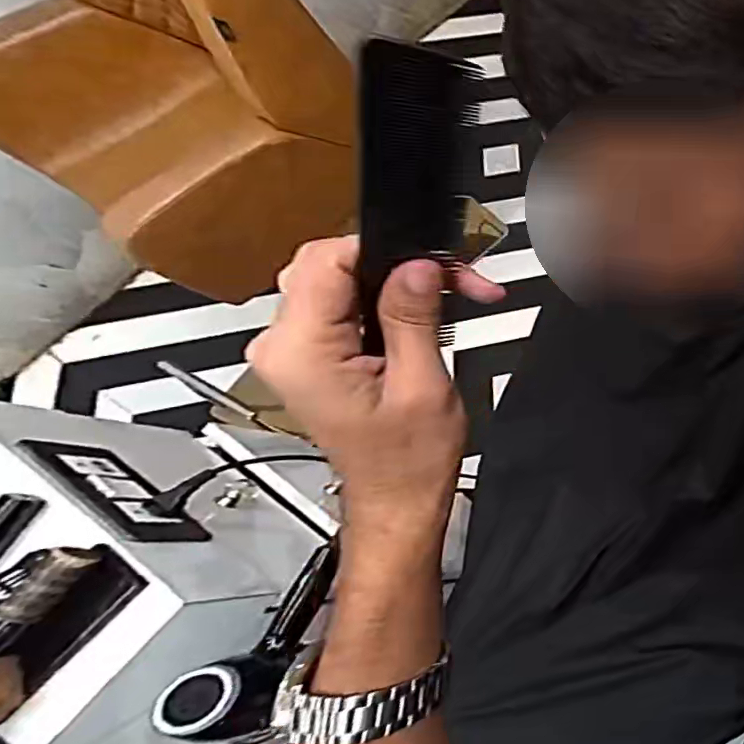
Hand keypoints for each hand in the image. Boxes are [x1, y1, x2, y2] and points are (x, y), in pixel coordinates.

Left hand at [245, 237, 503, 535]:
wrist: (399, 492)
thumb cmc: (408, 455)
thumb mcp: (422, 383)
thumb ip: (412, 319)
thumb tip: (414, 268)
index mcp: (301, 352)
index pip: (325, 263)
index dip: (385, 251)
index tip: (436, 263)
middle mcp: (285, 347)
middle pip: (333, 266)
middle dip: (403, 263)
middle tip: (459, 279)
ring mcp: (298, 350)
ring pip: (346, 281)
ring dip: (406, 280)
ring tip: (457, 294)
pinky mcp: (318, 352)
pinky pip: (349, 303)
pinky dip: (396, 298)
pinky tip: (432, 311)